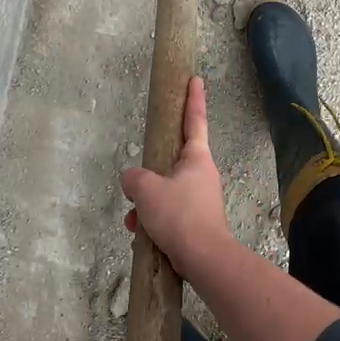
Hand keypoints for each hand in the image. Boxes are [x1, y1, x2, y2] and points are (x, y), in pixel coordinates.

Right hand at [121, 76, 232, 274]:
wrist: (206, 261)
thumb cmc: (179, 215)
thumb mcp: (146, 190)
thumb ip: (134, 179)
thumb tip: (133, 182)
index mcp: (196, 158)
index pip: (194, 120)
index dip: (193, 98)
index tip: (196, 79)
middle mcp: (203, 176)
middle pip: (172, 164)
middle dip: (150, 176)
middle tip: (136, 187)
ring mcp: (202, 201)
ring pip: (167, 193)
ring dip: (148, 205)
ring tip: (135, 222)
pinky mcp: (199, 225)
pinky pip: (171, 216)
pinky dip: (154, 223)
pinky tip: (142, 237)